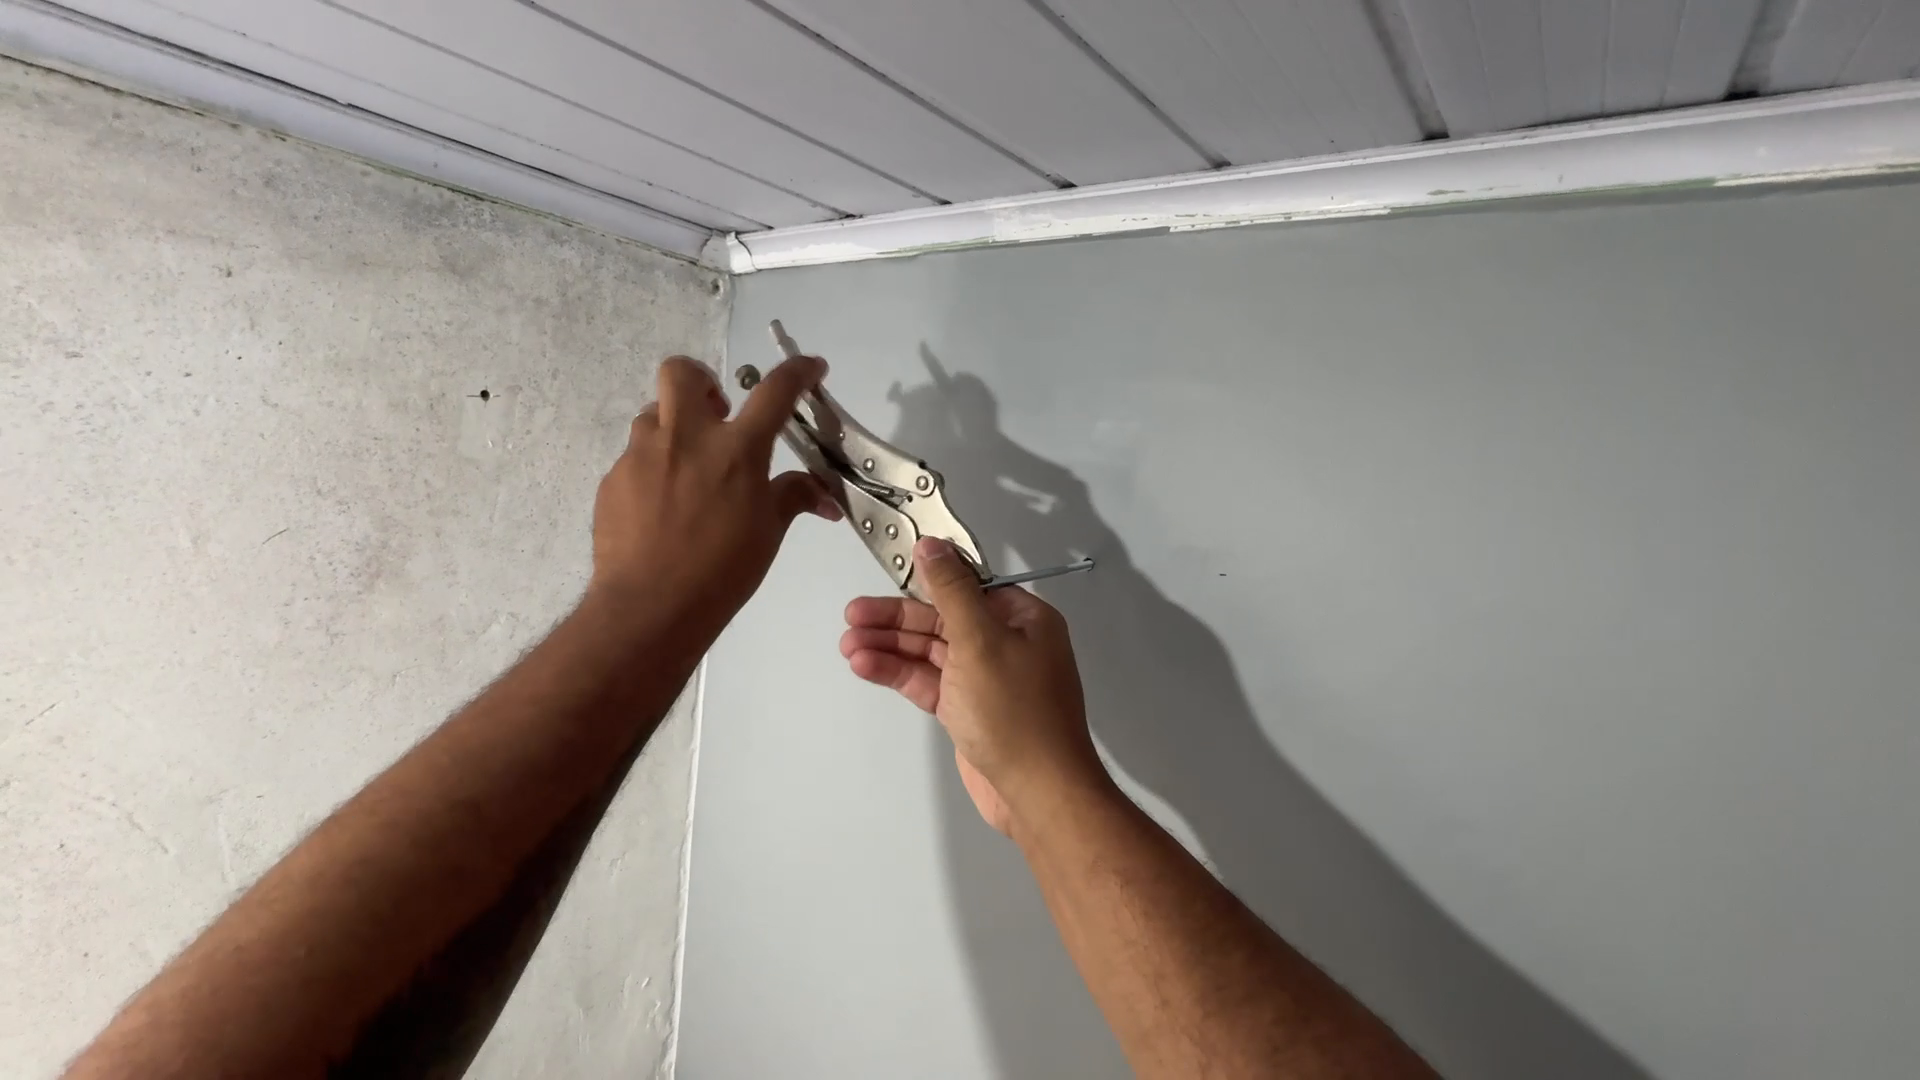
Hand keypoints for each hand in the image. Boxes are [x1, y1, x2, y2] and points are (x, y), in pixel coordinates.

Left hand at [593, 355, 839, 634]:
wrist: (651, 606)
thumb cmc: (724, 570)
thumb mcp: (769, 532)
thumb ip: (793, 498)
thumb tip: (826, 498)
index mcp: (736, 450)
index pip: (775, 393)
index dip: (798, 372)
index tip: (811, 367)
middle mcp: (686, 438)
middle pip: (682, 372)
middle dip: (701, 380)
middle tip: (716, 414)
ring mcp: (642, 456)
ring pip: (653, 415)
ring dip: (674, 428)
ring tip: (687, 469)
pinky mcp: (613, 480)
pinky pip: (635, 458)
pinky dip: (654, 470)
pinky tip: (661, 509)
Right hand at [840, 538, 1107, 834]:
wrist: (1036, 792)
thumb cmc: (1014, 711)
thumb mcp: (980, 640)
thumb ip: (951, 590)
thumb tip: (932, 545)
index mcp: (1024, 619)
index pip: (968, 587)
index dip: (926, 581)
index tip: (887, 573)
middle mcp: (1007, 643)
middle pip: (943, 619)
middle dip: (897, 619)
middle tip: (851, 615)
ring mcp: (985, 678)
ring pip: (931, 651)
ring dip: (891, 646)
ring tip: (847, 644)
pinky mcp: (967, 709)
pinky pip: (929, 681)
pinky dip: (898, 672)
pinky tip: (865, 665)